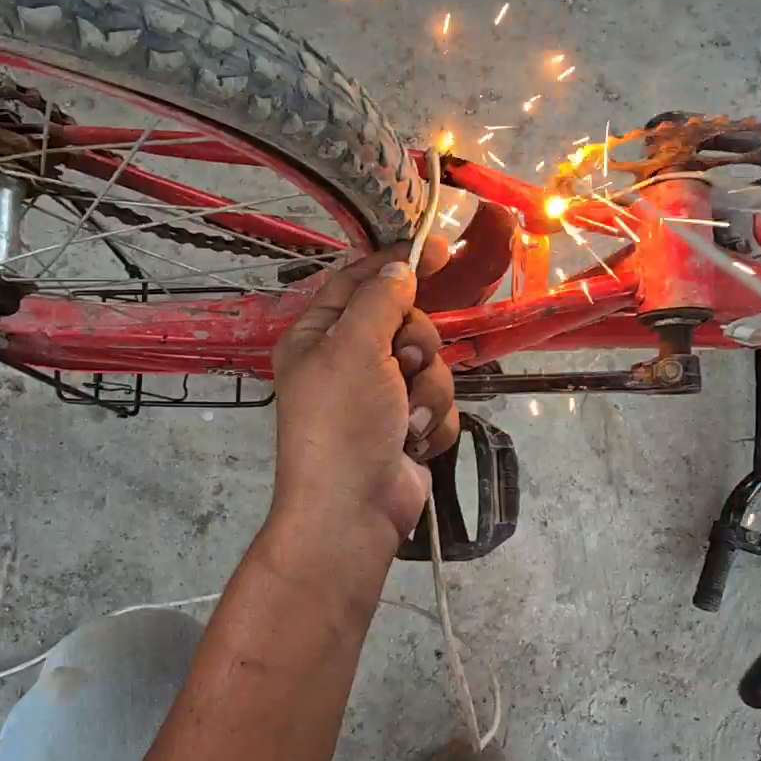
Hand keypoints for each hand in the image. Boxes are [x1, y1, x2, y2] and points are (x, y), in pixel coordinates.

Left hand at [268, 241, 458, 551]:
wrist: (353, 511)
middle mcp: (347, 362)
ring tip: (405, 421)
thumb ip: (379, 300)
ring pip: (431, 367)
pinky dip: (432, 425)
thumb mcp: (354, 348)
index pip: (360, 282)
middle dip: (417, 347)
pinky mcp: (406, 429)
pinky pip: (439, 405)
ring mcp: (379, 398)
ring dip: (427, 393)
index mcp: (318, 337)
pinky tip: (412, 446)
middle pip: (406, 323)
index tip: (441, 249)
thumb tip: (398, 267)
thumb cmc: (342, 423)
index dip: (398, 263)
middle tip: (404, 367)